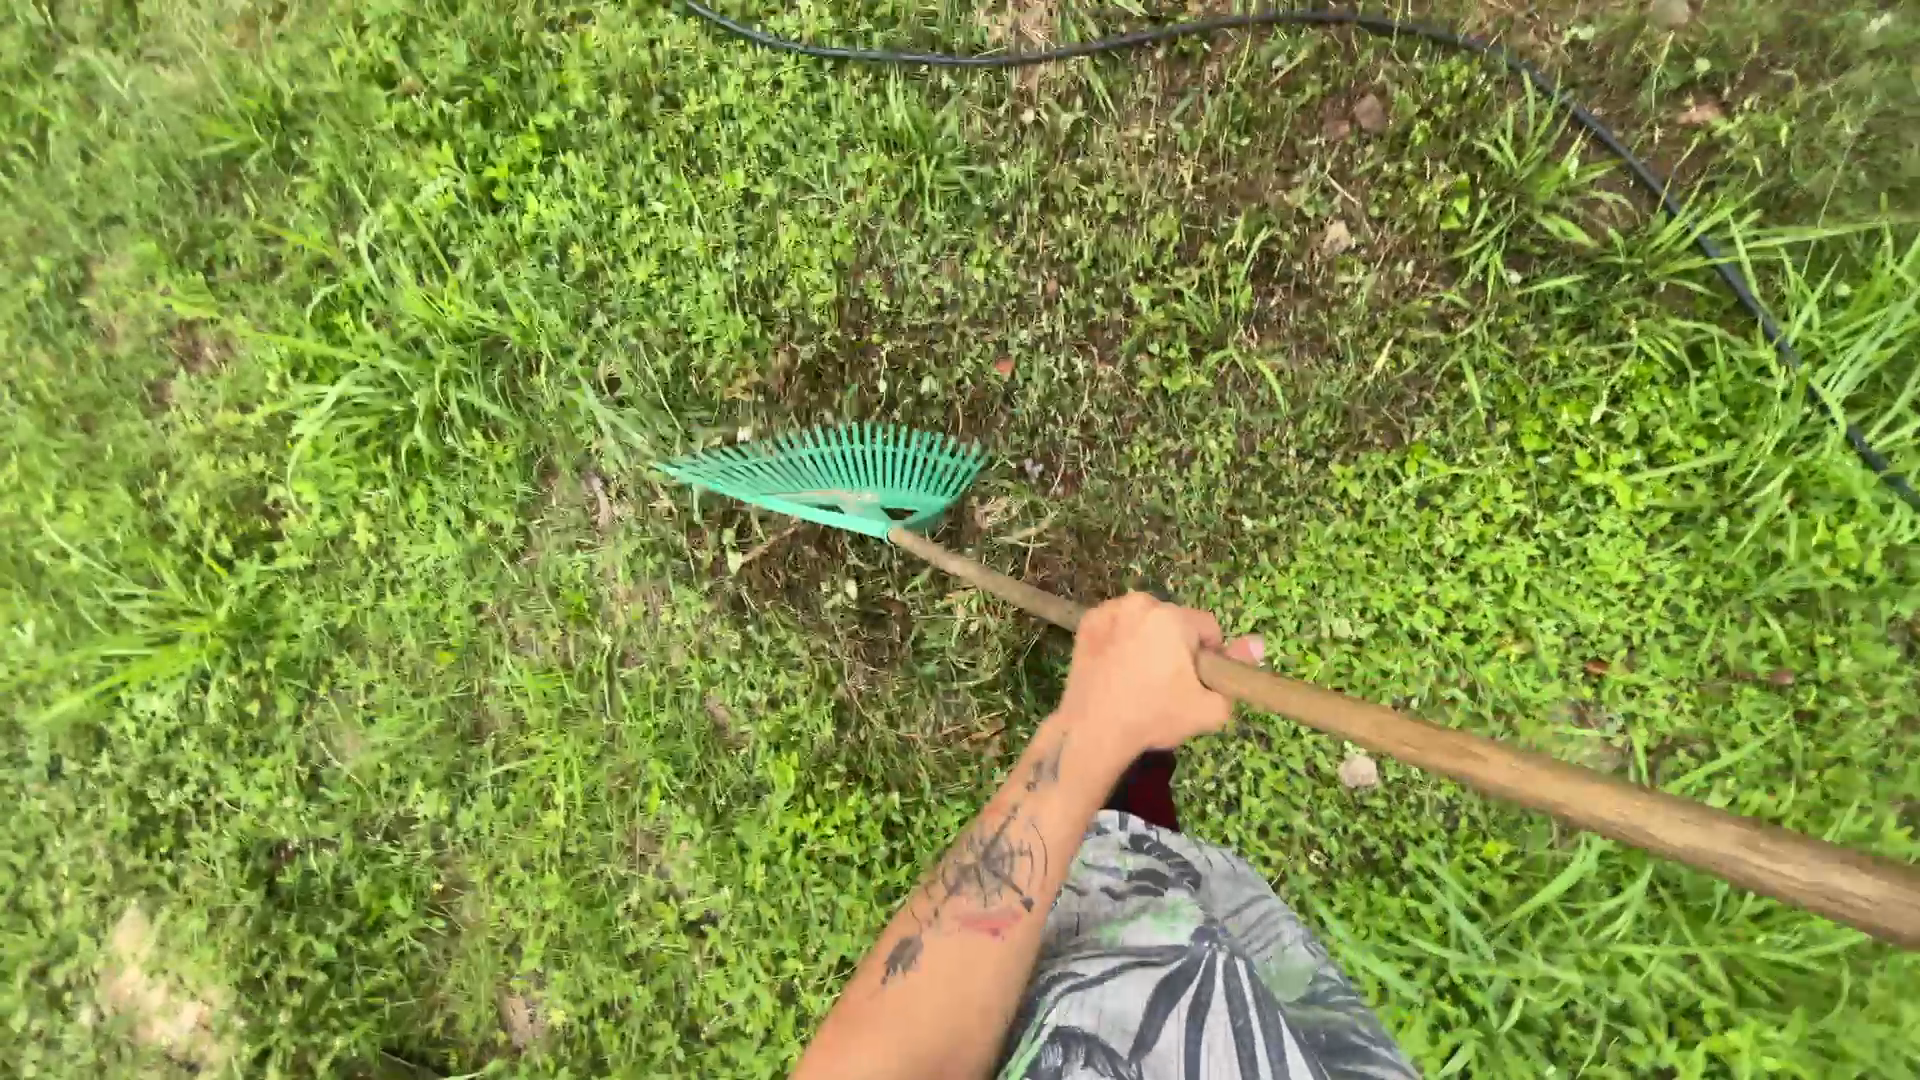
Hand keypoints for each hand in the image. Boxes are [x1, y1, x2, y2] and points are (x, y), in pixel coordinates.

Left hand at [1053, 592, 1263, 760]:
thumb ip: (1237, 671)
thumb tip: (1258, 642)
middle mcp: (1140, 603)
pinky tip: (1118, 666)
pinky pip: (1119, 624)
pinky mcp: (1087, 622)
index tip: (1194, 680)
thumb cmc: (1155, 717)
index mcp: (1172, 618)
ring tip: (1140, 674)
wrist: (1094, 729)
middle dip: (1177, 645)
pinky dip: (1122, 638)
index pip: (1209, 628)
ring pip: (1146, 620)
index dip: (1209, 656)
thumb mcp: (1209, 707)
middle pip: (1176, 621)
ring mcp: (1109, 610)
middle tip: (1166, 680)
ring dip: (1149, 638)